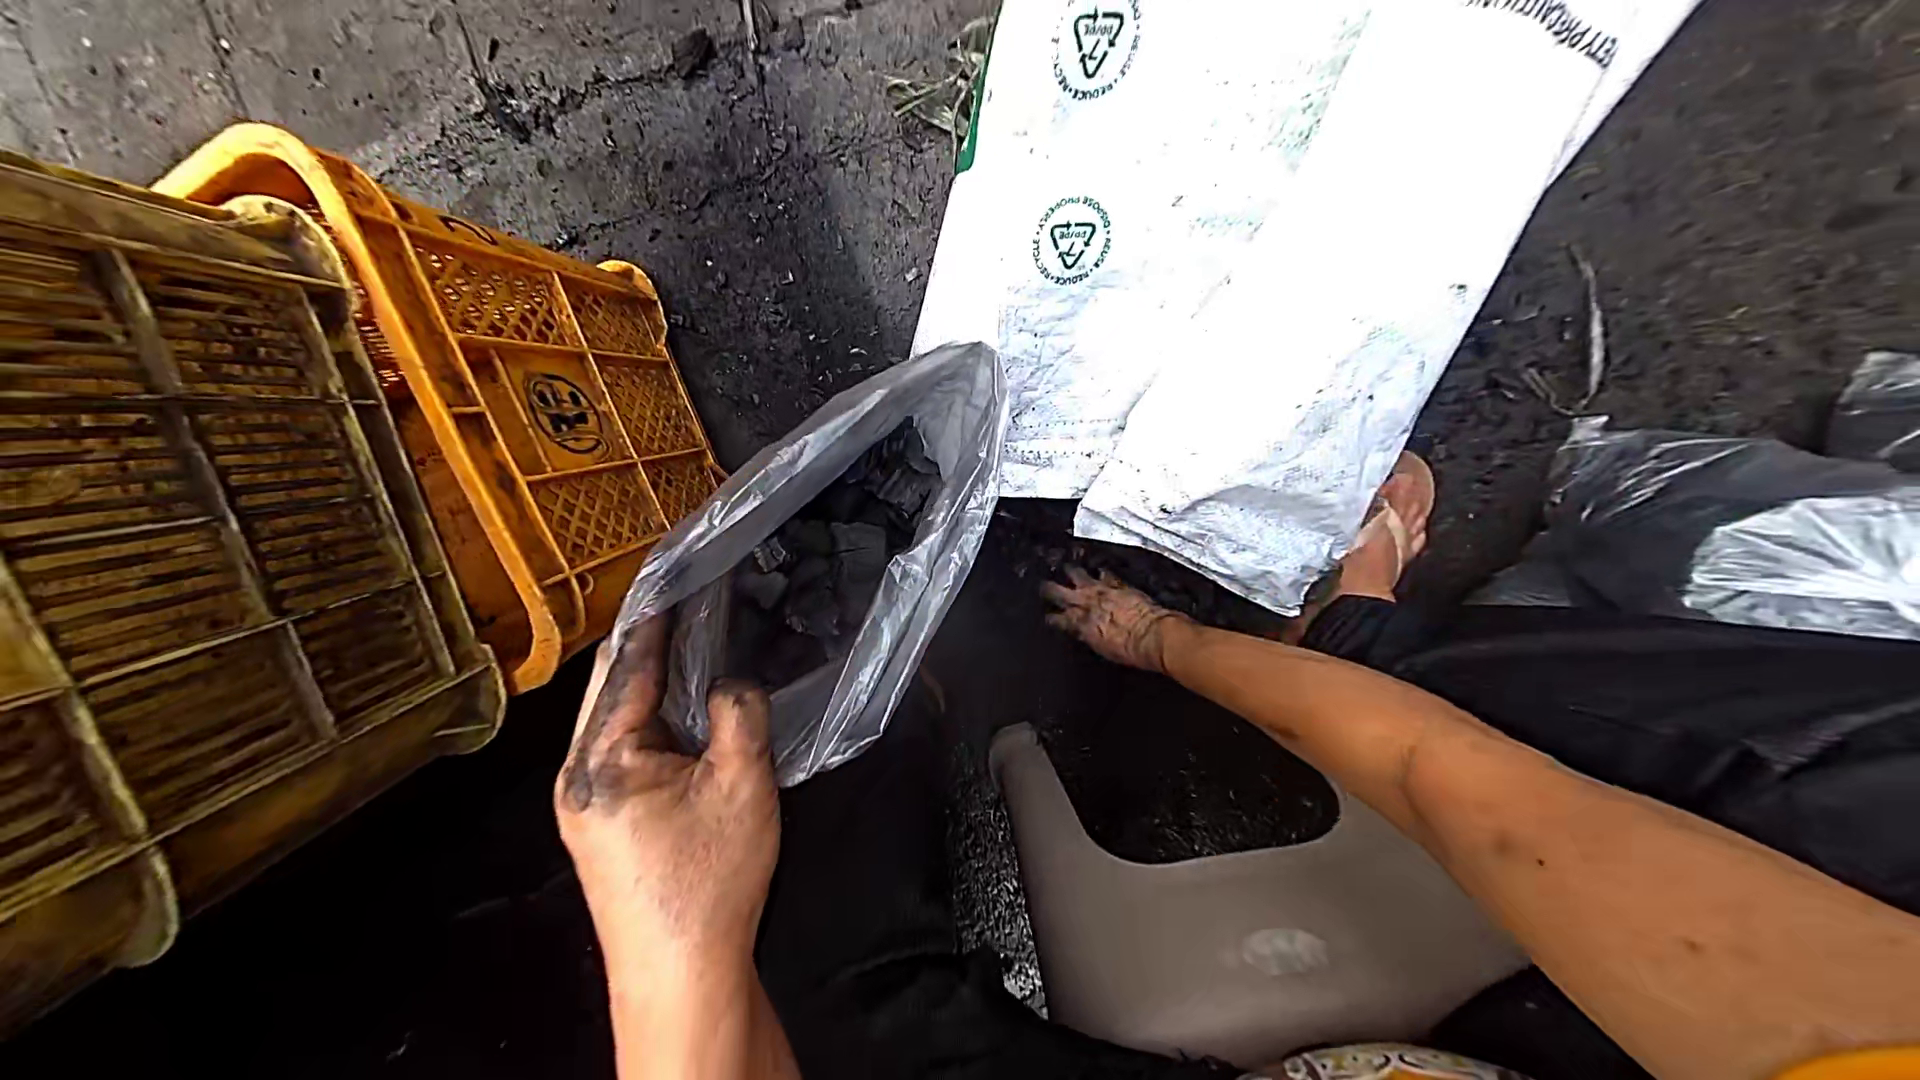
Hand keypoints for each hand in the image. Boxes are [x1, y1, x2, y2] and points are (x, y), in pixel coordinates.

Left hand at [555, 616, 779, 973]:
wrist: (683, 973)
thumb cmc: (710, 878)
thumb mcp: (742, 784)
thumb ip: (739, 712)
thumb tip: (731, 680)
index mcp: (600, 761)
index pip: (628, 668)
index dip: (655, 619)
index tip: (674, 577)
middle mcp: (577, 776)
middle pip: (611, 687)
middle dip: (646, 642)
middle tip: (686, 599)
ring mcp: (584, 802)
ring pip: (618, 717)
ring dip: (651, 678)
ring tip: (688, 638)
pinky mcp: (604, 820)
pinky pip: (627, 745)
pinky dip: (654, 713)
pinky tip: (683, 704)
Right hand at [1041, 566, 1190, 674]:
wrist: (1151, 635)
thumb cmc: (1128, 649)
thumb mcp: (1100, 648)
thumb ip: (1087, 636)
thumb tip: (1082, 632)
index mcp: (1078, 623)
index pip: (1056, 619)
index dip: (1051, 618)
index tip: (1049, 618)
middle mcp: (1084, 603)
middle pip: (1057, 592)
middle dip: (1048, 589)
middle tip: (1043, 585)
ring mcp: (1099, 590)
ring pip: (1076, 574)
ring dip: (1070, 571)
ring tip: (1066, 567)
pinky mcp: (1116, 584)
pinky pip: (1104, 573)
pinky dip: (1101, 572)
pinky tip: (1100, 570)